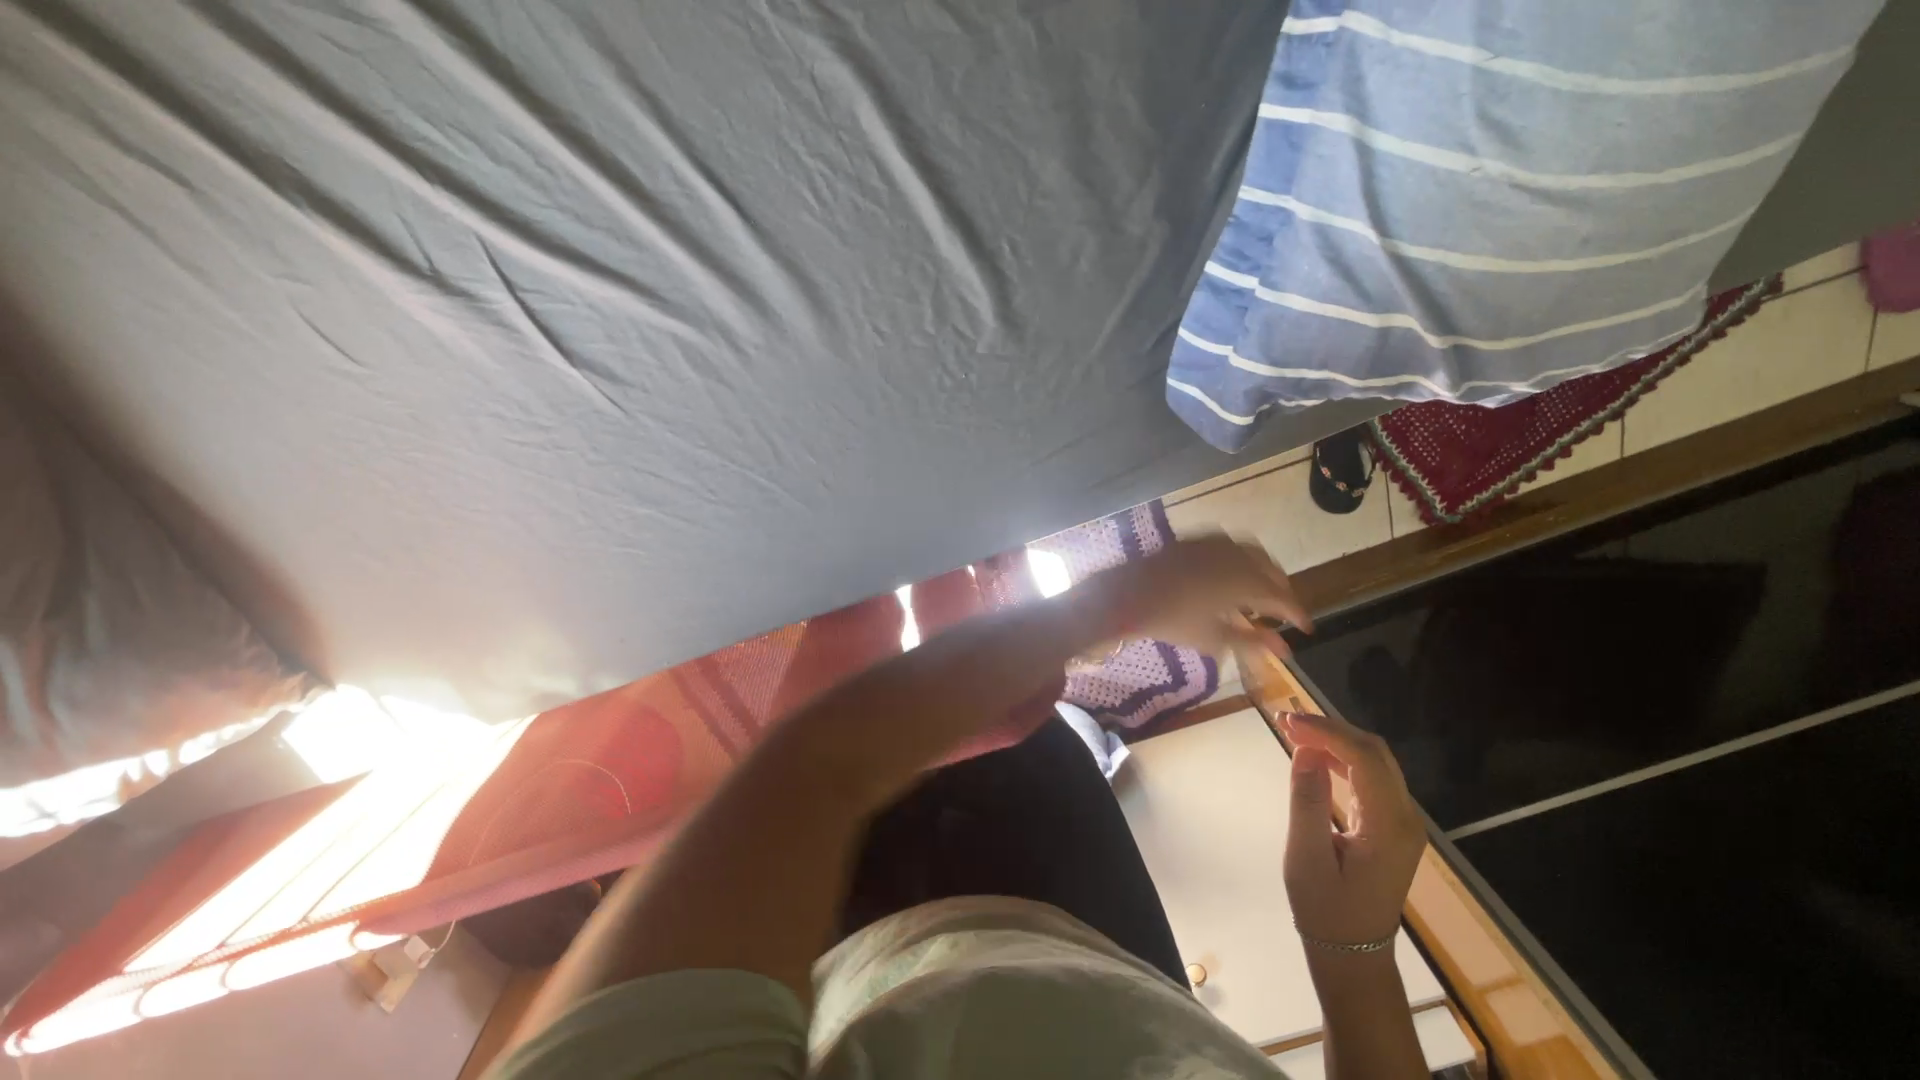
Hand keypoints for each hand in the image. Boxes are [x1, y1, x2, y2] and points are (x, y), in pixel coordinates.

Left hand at [1073, 533, 1311, 657]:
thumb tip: (1284, 652)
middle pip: (1270, 570)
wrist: (1125, 594)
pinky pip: (1230, 543)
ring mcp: (1213, 543)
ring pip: (1252, 552)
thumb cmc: (1169, 621)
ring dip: (1264, 570)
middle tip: (1284, 611)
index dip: (1296, 614)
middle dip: (1282, 590)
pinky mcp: (1195, 539)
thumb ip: (1251, 642)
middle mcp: (1234, 556)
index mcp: (1243, 581)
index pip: (1281, 597)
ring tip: (1263, 591)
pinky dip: (1242, 557)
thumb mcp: (1212, 638)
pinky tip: (1235, 572)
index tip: (1306, 629)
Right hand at [1280, 710, 1425, 946]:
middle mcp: (1405, 818)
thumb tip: (1306, 750)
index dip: (1327, 731)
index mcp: (1389, 826)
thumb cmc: (1325, 910)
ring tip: (1294, 731)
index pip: (1364, 758)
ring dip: (1336, 741)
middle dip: (1331, 729)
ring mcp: (1402, 822)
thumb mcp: (1306, 858)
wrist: (1352, 954)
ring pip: (1375, 762)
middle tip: (1286, 720)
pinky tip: (1315, 755)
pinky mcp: (1392, 826)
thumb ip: (1307, 801)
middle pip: (1375, 753)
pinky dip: (1343, 760)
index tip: (1287, 721)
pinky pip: (1371, 779)